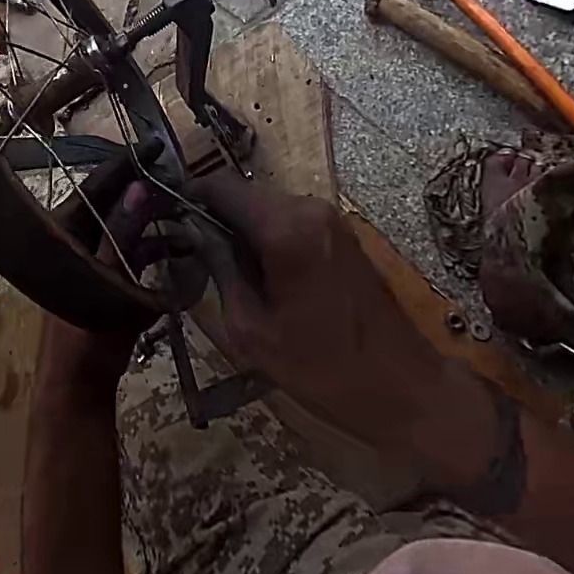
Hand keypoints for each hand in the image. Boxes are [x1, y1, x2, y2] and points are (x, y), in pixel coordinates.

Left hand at [40, 178, 167, 390]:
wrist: (79, 385)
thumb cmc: (85, 331)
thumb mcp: (108, 278)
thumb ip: (124, 232)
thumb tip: (141, 187)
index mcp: (64, 232)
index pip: (97, 185)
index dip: (126, 163)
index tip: (154, 145)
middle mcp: (76, 238)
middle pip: (115, 203)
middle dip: (147, 190)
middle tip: (178, 178)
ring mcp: (93, 257)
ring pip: (128, 227)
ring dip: (156, 222)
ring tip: (187, 215)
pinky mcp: (108, 276)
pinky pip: (134, 252)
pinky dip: (156, 249)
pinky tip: (184, 250)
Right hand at [183, 172, 500, 466]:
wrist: (405, 387)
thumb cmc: (324, 368)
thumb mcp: (252, 328)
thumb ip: (219, 267)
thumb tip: (192, 230)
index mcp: (285, 228)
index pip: (221, 186)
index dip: (189, 197)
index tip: (168, 221)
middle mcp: (308, 207)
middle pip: (242, 194)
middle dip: (215, 218)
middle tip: (195, 259)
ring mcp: (328, 216)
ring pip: (264, 206)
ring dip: (241, 229)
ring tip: (230, 275)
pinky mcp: (339, 230)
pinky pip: (288, 219)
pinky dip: (266, 236)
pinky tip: (264, 276)